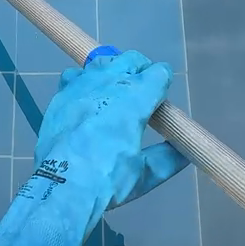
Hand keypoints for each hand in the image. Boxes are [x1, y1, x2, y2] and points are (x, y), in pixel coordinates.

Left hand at [0, 49, 189, 245]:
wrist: (61, 185)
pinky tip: (86, 100)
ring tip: (115, 93)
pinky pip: (76, 76)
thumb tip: (184, 153)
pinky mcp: (61, 94)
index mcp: (134, 99)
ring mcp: (81, 85)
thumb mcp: (145, 174)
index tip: (161, 97)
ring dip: (114, 72)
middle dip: (141, 71)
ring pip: (103, 63)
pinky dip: (85, 82)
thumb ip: (168, 158)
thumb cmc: (107, 180)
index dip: (162, 82)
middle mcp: (108, 83)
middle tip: (142, 92)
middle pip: (131, 60)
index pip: (157, 73)